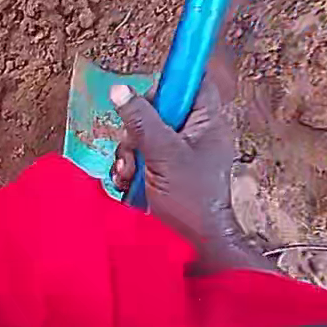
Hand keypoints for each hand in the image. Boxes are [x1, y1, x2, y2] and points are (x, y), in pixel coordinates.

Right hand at [111, 78, 272, 272]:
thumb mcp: (164, 154)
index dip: (173, 79)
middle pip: (158, 110)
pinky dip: (128, 170)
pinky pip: (137, 159)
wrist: (192, 247)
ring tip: (129, 174)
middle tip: (135, 147)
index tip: (151, 89)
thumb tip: (119, 89)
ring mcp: (176, 156)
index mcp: (207, 124)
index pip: (195, 83)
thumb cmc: (190, 199)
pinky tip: (126, 184)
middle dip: (137, 129)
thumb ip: (141, 120)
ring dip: (128, 154)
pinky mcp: (160, 174)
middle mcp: (192, 136)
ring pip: (142, 136)